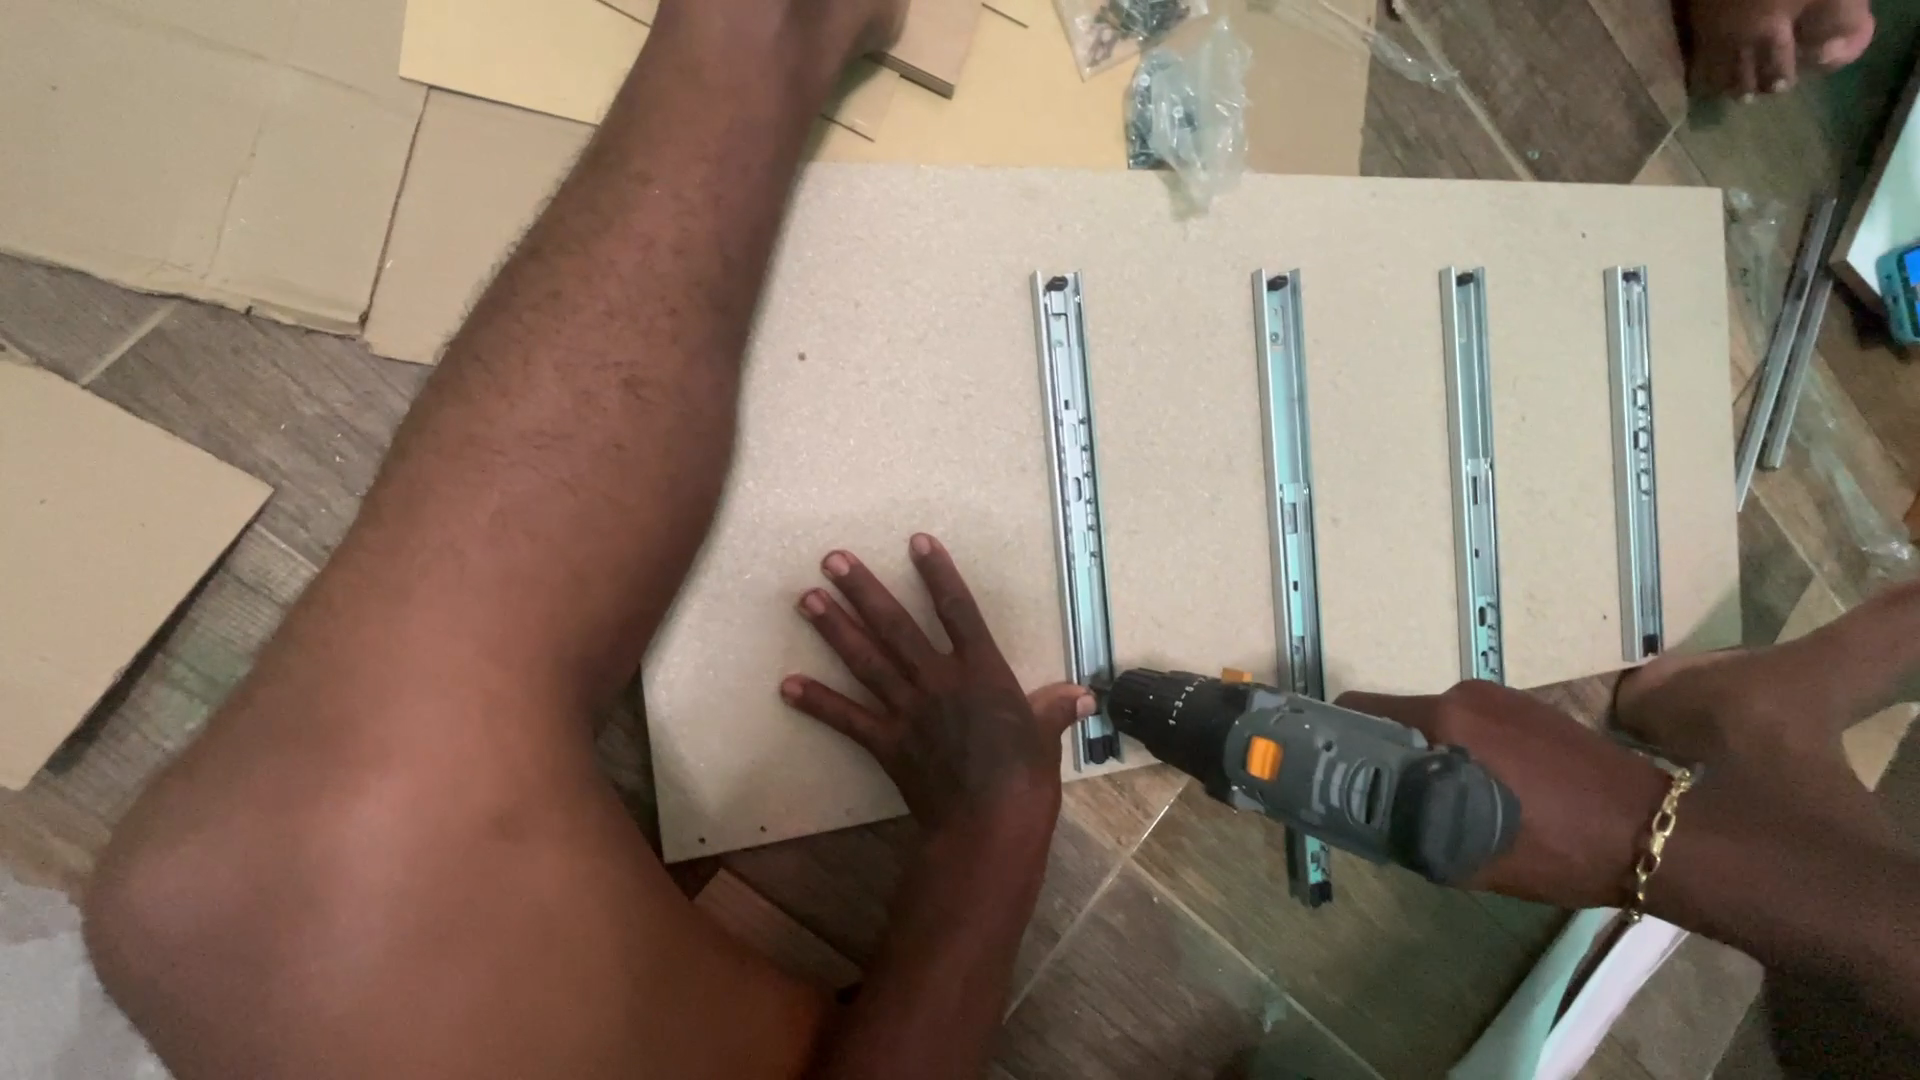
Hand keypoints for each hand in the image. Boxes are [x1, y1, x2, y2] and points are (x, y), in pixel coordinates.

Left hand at [780, 534, 1094, 831]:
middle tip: (832, 559)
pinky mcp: (886, 742)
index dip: (938, 573)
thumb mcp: (1045, 736)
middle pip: (895, 626)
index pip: (958, 610)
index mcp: (981, 672)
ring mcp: (908, 710)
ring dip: (835, 629)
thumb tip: (1085, 694)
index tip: (917, 541)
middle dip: (862, 591)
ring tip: (807, 599)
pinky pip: (847, 719)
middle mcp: (939, 681)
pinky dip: (817, 703)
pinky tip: (787, 685)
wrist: (989, 826)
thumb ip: (1056, 707)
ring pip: (866, 661)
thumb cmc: (1025, 778)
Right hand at [1337, 681, 1670, 909]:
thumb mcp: (1468, 857)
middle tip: (1387, 793)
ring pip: (1435, 717)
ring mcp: (1501, 695)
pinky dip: (1461, 744)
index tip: (1331, 766)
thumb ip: (1410, 831)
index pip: (1359, 710)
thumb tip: (1370, 820)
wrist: (1664, 836)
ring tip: (1440, 794)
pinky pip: (1471, 719)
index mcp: (1444, 718)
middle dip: (1385, 749)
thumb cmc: (1560, 849)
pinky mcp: (1529, 706)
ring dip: (1426, 747)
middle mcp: (1465, 694)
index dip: (1336, 737)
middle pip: (1396, 713)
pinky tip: (1485, 784)